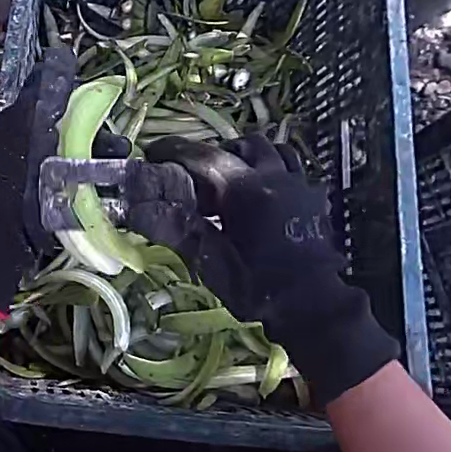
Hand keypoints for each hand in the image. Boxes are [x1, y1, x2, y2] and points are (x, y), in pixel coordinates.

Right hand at [132, 135, 399, 403]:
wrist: (313, 305)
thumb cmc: (258, 286)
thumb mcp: (211, 261)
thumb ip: (176, 229)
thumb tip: (138, 210)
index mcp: (243, 188)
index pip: (202, 156)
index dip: (174, 151)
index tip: (153, 154)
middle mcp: (271, 175)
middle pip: (236, 146)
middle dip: (210, 154)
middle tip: (192, 175)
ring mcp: (296, 183)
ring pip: (268, 150)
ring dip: (244, 156)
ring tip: (228, 178)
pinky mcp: (312, 196)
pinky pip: (289, 167)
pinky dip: (270, 169)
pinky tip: (260, 192)